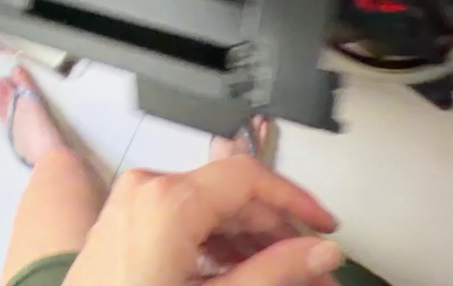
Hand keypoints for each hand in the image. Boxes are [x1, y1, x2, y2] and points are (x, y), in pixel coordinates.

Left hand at [63, 156, 345, 285]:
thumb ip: (272, 272)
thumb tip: (319, 251)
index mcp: (168, 199)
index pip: (248, 176)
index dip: (295, 199)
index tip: (326, 228)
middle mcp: (148, 186)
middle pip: (230, 193)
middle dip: (276, 232)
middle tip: (315, 272)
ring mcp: (132, 200)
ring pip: (208, 208)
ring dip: (249, 241)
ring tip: (284, 278)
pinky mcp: (126, 218)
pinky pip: (183, 219)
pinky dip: (216, 245)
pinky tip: (241, 276)